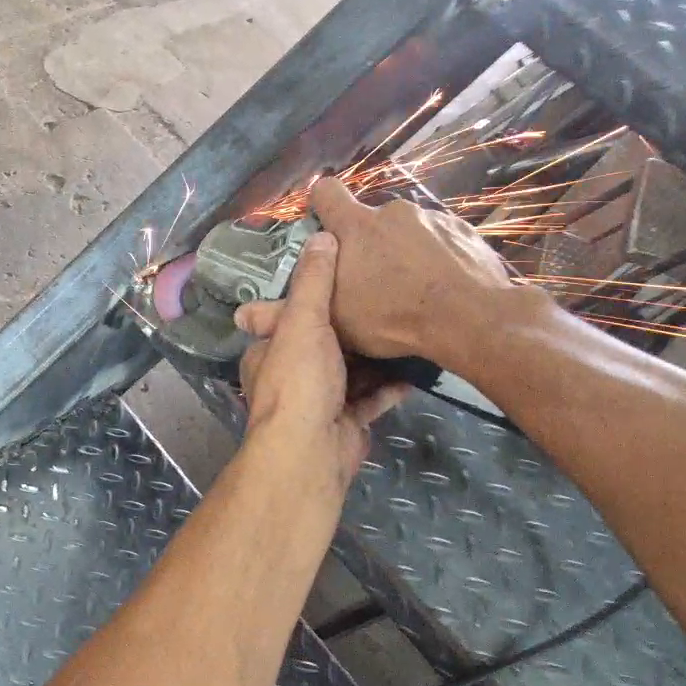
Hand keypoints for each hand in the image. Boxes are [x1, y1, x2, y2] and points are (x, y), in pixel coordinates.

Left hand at [234, 230, 406, 479]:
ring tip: (410, 329)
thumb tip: (320, 235)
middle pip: (326, 344)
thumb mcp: (303, 320)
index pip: (290, 318)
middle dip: (355, 328)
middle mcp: (290, 375)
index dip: (316, 299)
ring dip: (377, 356)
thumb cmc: (300, 380)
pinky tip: (416, 369)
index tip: (351, 278)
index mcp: (268, 351)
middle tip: (389, 301)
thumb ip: (313, 281)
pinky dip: (390, 386)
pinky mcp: (345, 422)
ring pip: (351, 371)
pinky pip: (371, 397)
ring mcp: (318, 401)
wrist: (311, 450)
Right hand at [306, 178, 520, 363]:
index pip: (326, 192)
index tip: (325, 226)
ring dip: (404, 253)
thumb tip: (315, 269)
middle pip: (371, 220)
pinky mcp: (464, 231)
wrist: (468, 319)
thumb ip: (320, 285)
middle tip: (375, 283)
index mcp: (356, 227)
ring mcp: (433, 218)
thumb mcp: (336, 314)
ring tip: (415, 290)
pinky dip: (436, 260)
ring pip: (407, 232)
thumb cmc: (391, 317)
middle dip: (369, 246)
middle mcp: (393, 212)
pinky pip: (439, 241)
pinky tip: (442, 289)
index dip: (321, 204)